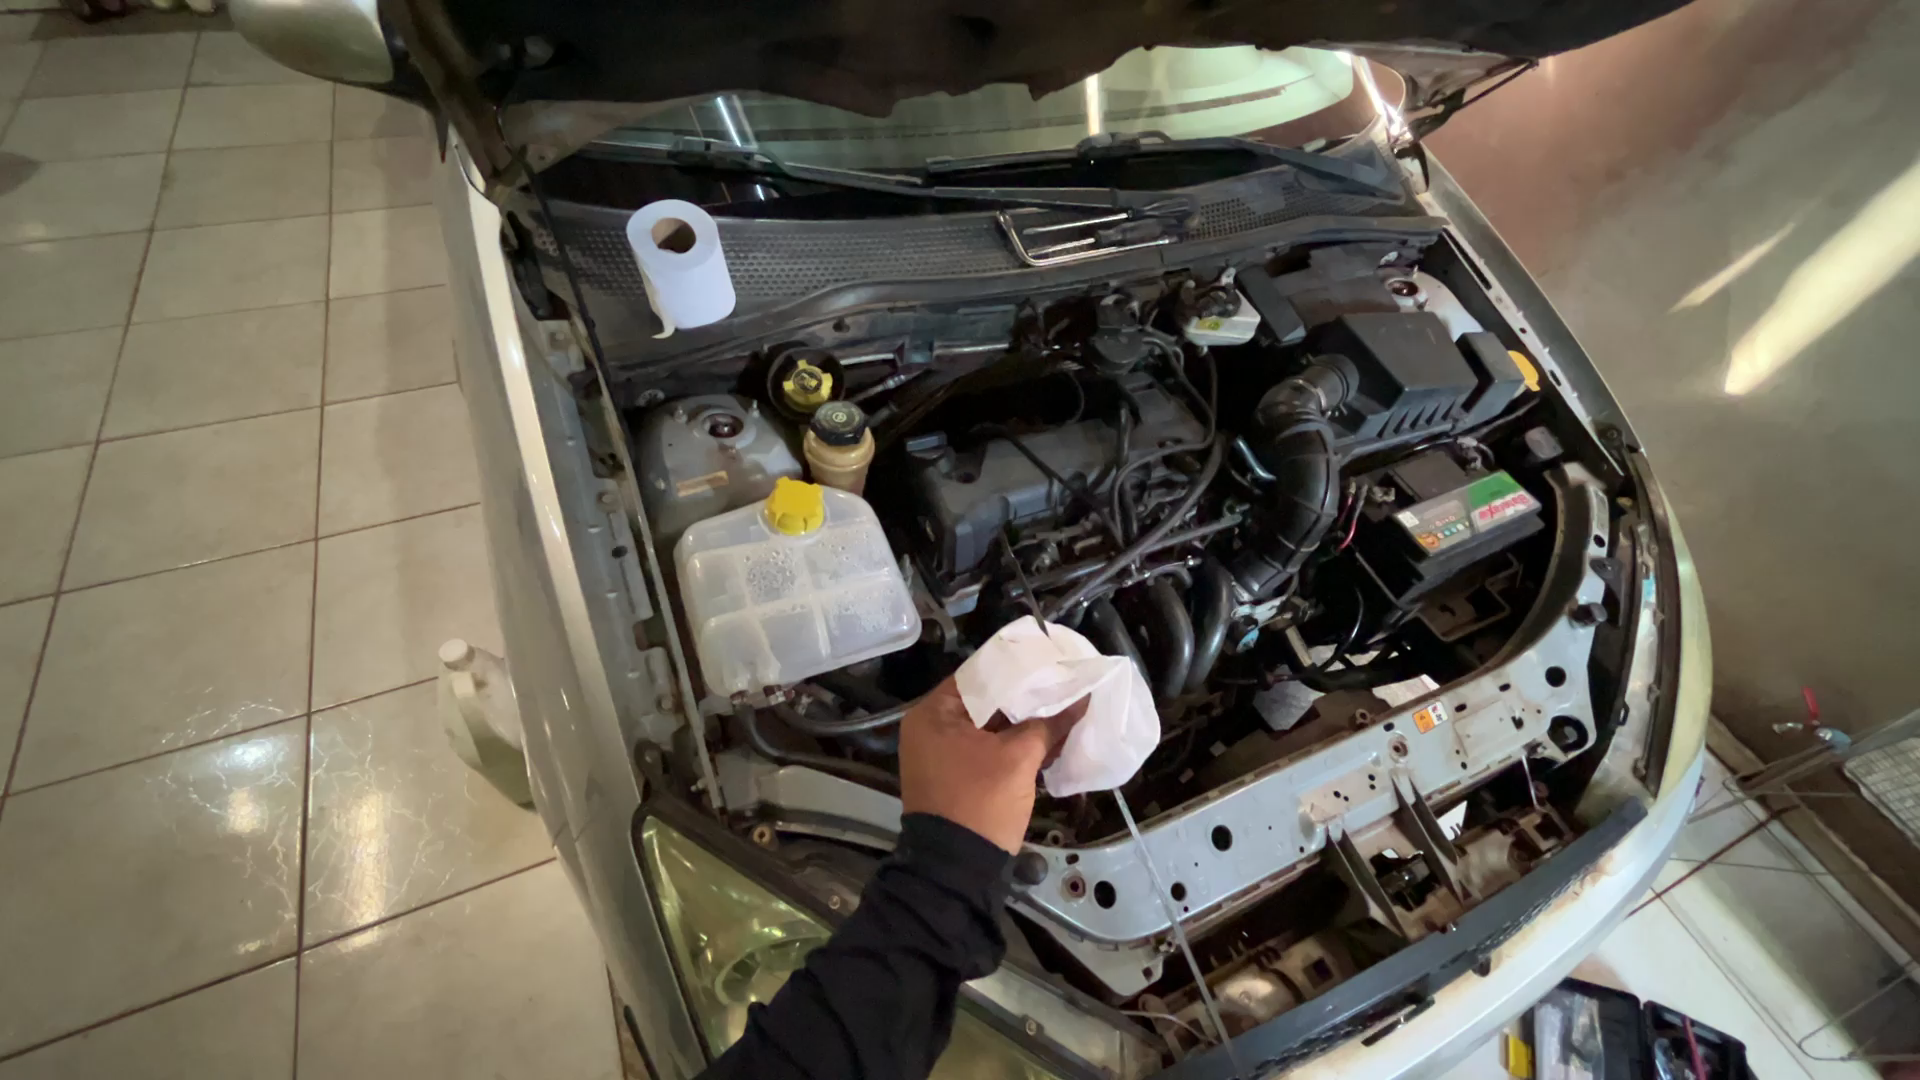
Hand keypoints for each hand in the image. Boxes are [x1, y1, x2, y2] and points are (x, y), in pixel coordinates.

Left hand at [898, 677, 1086, 853]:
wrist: (958, 871)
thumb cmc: (980, 803)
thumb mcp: (1018, 759)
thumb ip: (1048, 724)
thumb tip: (1081, 697)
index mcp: (933, 713)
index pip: (979, 675)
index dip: (1017, 668)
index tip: (1050, 662)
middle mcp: (930, 727)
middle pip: (984, 700)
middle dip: (1023, 696)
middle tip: (1060, 682)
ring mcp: (940, 753)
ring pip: (987, 726)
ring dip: (1020, 721)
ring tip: (1060, 704)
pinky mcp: (954, 774)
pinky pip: (985, 747)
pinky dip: (1010, 743)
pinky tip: (1045, 735)